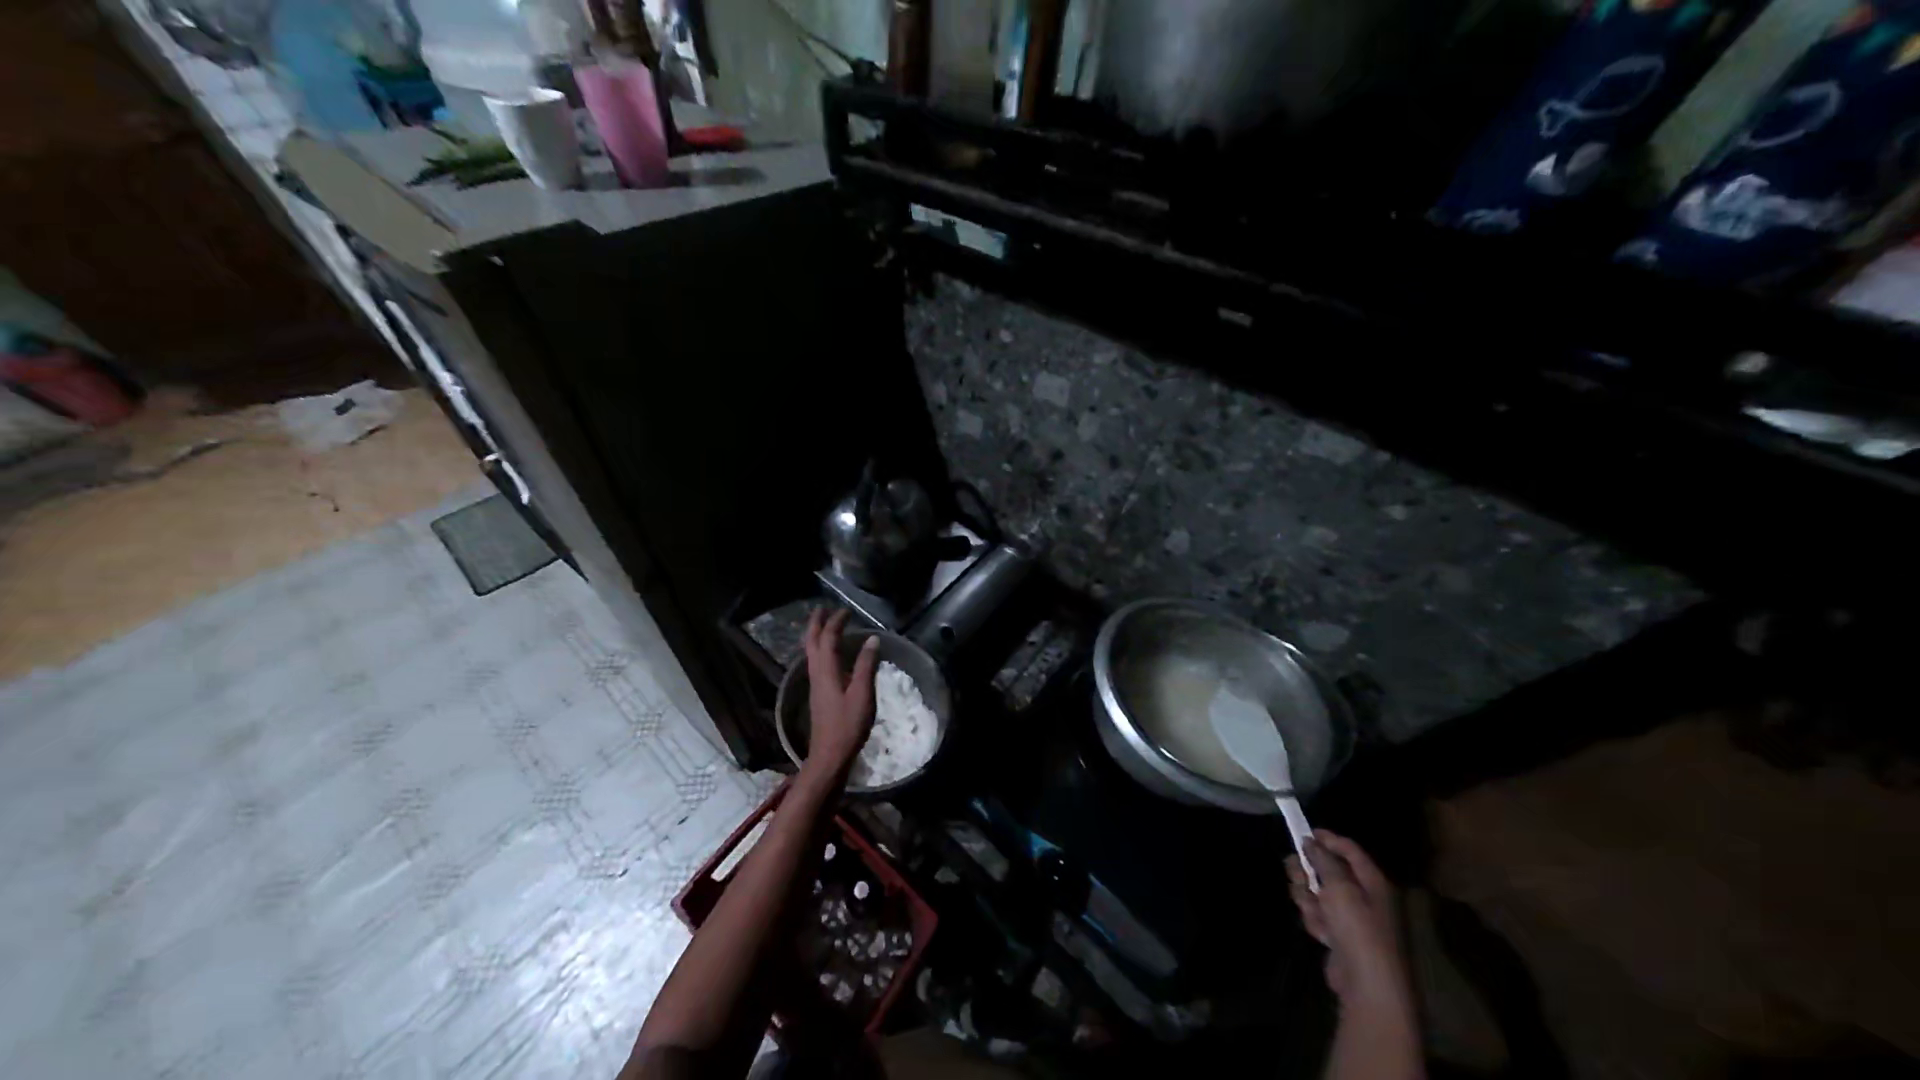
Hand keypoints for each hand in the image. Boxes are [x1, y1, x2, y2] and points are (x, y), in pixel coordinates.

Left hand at [802, 608, 879, 774]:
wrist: (829, 755)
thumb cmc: (848, 725)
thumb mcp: (862, 694)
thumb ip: (866, 665)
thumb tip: (871, 639)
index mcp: (826, 671)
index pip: (828, 638)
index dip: (836, 622)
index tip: (846, 611)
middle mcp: (816, 674)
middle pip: (811, 642)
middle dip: (816, 624)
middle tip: (823, 609)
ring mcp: (815, 684)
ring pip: (810, 653)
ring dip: (816, 636)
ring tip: (824, 626)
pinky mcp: (818, 694)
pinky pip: (815, 663)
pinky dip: (820, 650)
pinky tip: (829, 655)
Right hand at [1288, 831, 1412, 1012]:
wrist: (1367, 982)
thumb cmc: (1357, 927)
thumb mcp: (1339, 886)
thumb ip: (1323, 860)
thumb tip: (1310, 841)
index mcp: (1371, 881)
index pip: (1349, 850)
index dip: (1328, 839)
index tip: (1303, 832)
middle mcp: (1362, 895)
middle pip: (1328, 870)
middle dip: (1308, 870)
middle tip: (1294, 871)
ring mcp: (1350, 917)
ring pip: (1318, 892)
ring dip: (1308, 897)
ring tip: (1310, 907)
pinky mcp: (1338, 935)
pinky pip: (1319, 915)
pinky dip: (1315, 919)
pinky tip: (1319, 931)